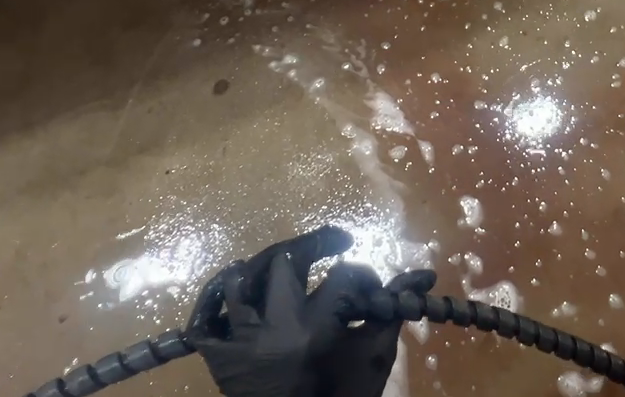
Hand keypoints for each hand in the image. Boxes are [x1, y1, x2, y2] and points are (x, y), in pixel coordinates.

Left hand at [188, 226, 436, 396]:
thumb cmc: (346, 396)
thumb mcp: (375, 354)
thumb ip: (393, 309)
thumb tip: (423, 275)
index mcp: (319, 326)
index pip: (345, 274)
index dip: (365, 275)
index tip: (372, 290)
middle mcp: (277, 326)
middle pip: (287, 258)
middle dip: (316, 243)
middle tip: (335, 243)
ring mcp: (244, 342)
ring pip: (239, 281)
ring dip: (264, 266)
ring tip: (284, 265)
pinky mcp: (221, 360)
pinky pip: (202, 321)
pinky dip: (214, 299)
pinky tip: (238, 286)